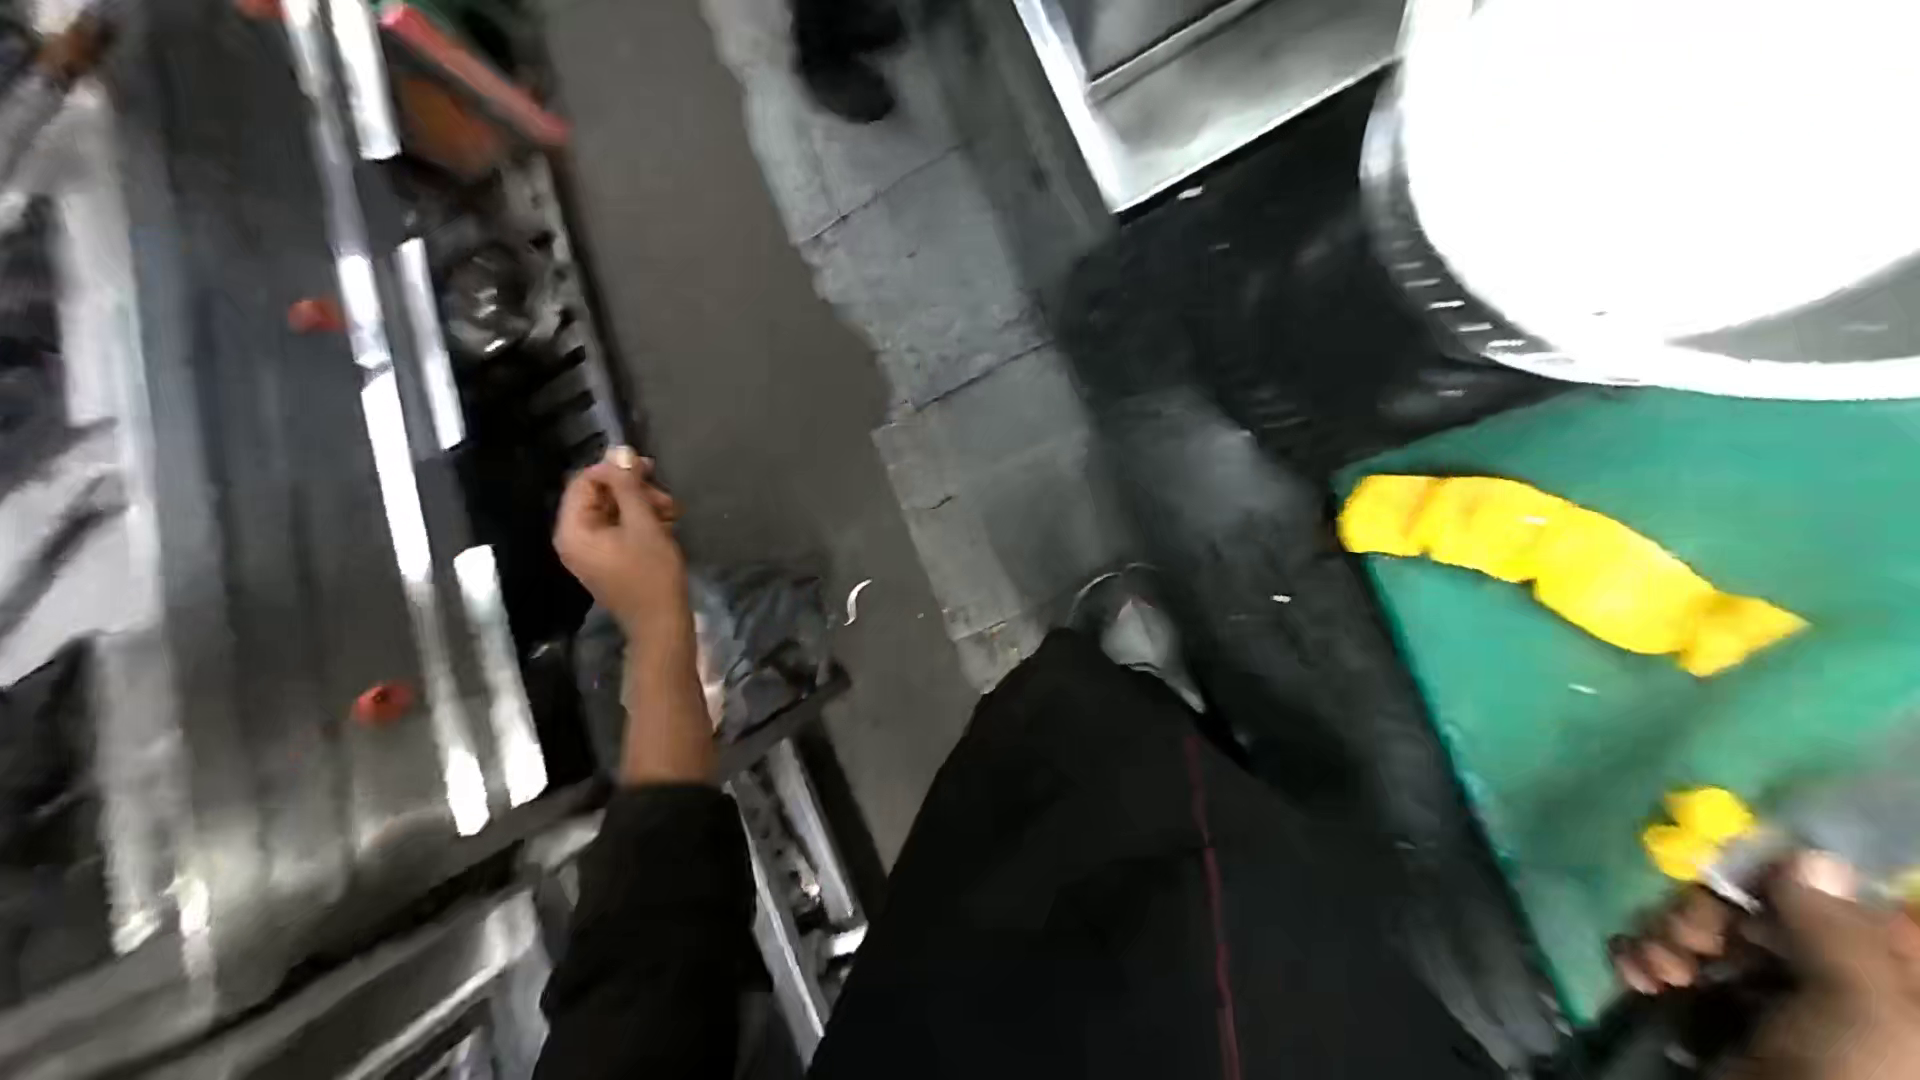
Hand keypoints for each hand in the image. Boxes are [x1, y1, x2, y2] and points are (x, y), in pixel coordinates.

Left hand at [553, 448, 689, 643]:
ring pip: (613, 511)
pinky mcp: (608, 559)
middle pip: (599, 495)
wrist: (662, 624)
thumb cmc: (652, 574)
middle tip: (666, 497)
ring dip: (643, 505)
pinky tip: (667, 525)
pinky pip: (619, 528)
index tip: (650, 469)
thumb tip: (620, 451)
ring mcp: (591, 550)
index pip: (584, 482)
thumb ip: (630, 487)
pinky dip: (642, 522)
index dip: (615, 470)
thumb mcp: (644, 524)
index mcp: (574, 529)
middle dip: (634, 490)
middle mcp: (574, 538)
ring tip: (672, 512)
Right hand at [1615, 854, 1919, 1079]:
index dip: (1804, 879)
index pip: (1863, 905)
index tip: (1752, 872)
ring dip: (1668, 934)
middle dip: (1711, 912)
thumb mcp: (1869, 1018)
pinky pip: (1670, 955)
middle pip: (1770, 911)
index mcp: (1901, 988)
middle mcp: (1844, 988)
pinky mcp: (1714, 1009)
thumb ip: (1841, 932)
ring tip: (1658, 967)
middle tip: (1692, 937)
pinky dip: (1643, 956)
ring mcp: (1774, 1001)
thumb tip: (1809, 853)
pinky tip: (1639, 975)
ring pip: (1710, 929)